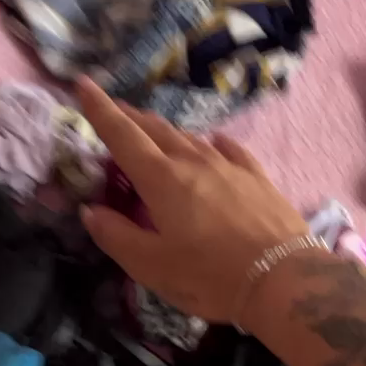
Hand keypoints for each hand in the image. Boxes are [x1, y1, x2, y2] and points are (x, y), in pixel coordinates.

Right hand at [76, 78, 311, 324]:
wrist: (283, 281)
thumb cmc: (208, 276)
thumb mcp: (150, 266)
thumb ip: (116, 235)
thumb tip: (91, 211)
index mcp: (161, 180)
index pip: (122, 135)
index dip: (99, 110)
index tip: (82, 84)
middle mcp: (193, 162)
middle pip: (156, 130)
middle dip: (130, 117)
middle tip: (115, 111)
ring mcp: (229, 167)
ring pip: (189, 138)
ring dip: (166, 133)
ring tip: (154, 134)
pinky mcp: (257, 179)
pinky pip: (228, 150)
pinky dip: (211, 144)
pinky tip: (212, 143)